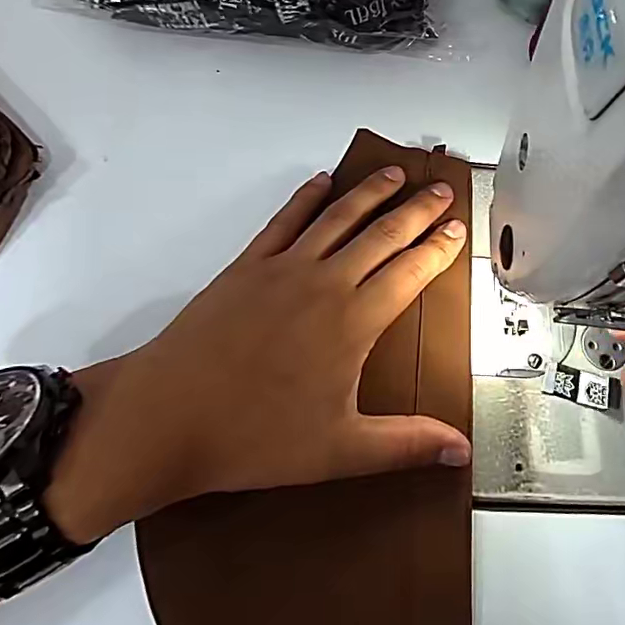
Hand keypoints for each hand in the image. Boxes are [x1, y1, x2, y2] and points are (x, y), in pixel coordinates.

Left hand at [48, 168, 471, 541]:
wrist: (165, 417)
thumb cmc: (251, 436)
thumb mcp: (339, 449)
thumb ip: (406, 444)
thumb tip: (459, 451)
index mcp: (353, 322)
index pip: (411, 271)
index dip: (439, 248)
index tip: (457, 230)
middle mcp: (324, 284)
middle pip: (383, 233)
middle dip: (416, 209)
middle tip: (438, 190)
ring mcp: (283, 269)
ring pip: (339, 216)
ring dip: (370, 192)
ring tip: (392, 173)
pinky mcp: (247, 266)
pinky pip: (285, 219)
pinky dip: (307, 197)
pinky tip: (320, 182)